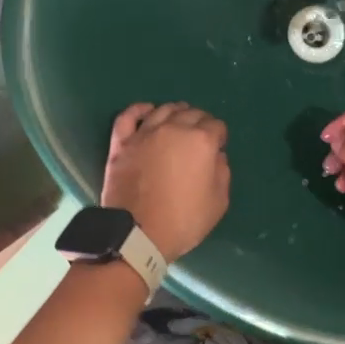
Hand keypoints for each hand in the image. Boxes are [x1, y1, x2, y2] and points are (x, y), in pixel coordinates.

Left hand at [102, 102, 230, 261]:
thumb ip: (222, 172)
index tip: (218, 147)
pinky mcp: (122, 142)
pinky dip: (140, 109)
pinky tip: (147, 110)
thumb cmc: (184, 220)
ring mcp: (145, 133)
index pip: (216, 126)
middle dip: (200, 121)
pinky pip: (129, 115)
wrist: (139, 234)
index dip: (219, 136)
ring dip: (175, 111)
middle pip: (192, 113)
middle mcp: (174, 129)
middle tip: (200, 134)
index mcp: (201, 141)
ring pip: (163, 109)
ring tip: (178, 119)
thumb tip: (216, 156)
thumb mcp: (219, 202)